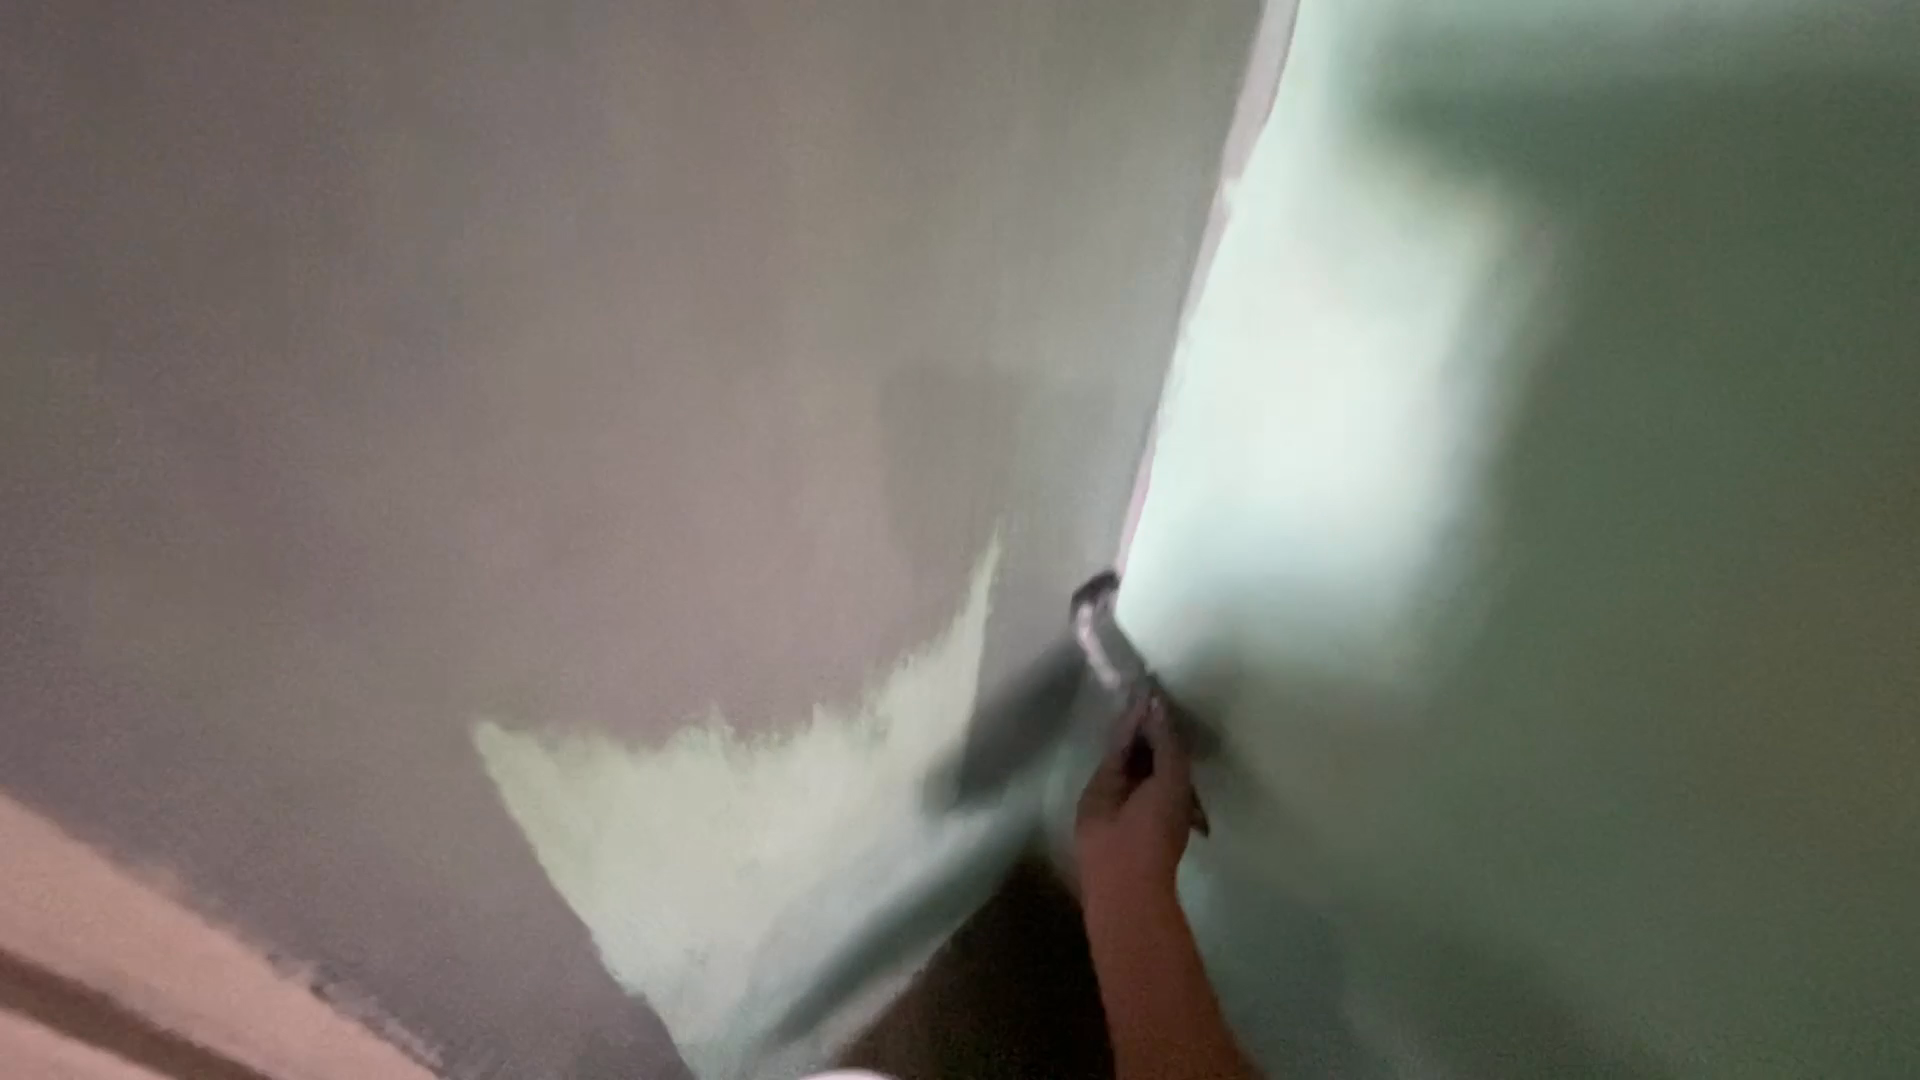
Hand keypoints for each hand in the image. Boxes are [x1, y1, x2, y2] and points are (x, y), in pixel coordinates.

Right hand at [1075, 693, 1204, 902]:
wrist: (1120, 861)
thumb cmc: (1158, 826)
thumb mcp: (1173, 780)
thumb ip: (1166, 742)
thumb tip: (1158, 707)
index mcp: (1175, 786)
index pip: (1173, 748)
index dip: (1169, 724)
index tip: (1165, 697)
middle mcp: (1151, 780)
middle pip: (1151, 743)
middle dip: (1151, 719)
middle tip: (1151, 685)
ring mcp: (1126, 779)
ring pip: (1133, 743)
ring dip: (1136, 720)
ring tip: (1139, 687)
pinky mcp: (1103, 778)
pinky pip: (1116, 749)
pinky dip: (1123, 730)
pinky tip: (1130, 706)